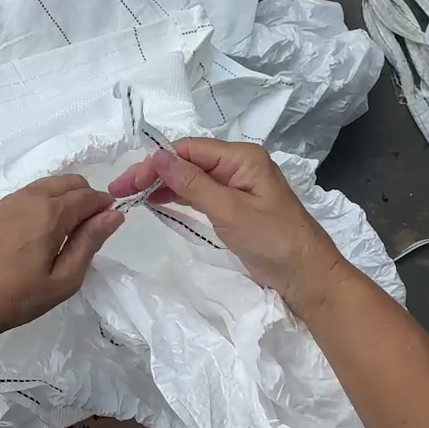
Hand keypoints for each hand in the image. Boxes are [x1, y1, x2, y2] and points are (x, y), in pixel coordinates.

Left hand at [0, 175, 124, 338]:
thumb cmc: (21, 295)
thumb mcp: (65, 277)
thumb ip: (90, 241)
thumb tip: (114, 214)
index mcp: (50, 211)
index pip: (88, 196)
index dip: (104, 207)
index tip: (109, 226)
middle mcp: (31, 196)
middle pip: (71, 182)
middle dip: (86, 198)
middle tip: (88, 232)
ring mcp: (13, 199)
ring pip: (52, 183)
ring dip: (67, 197)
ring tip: (67, 233)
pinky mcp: (0, 208)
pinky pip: (34, 191)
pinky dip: (48, 200)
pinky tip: (45, 230)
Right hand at [108, 138, 351, 314]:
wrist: (308, 277)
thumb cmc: (273, 241)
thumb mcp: (229, 211)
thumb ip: (191, 183)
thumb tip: (158, 156)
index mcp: (242, 157)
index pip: (189, 150)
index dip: (156, 162)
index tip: (129, 181)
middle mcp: (238, 165)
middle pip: (186, 161)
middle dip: (153, 173)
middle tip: (120, 190)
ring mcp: (236, 185)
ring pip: (190, 177)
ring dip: (161, 185)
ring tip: (131, 196)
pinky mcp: (234, 205)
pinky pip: (199, 192)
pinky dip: (177, 196)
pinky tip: (156, 201)